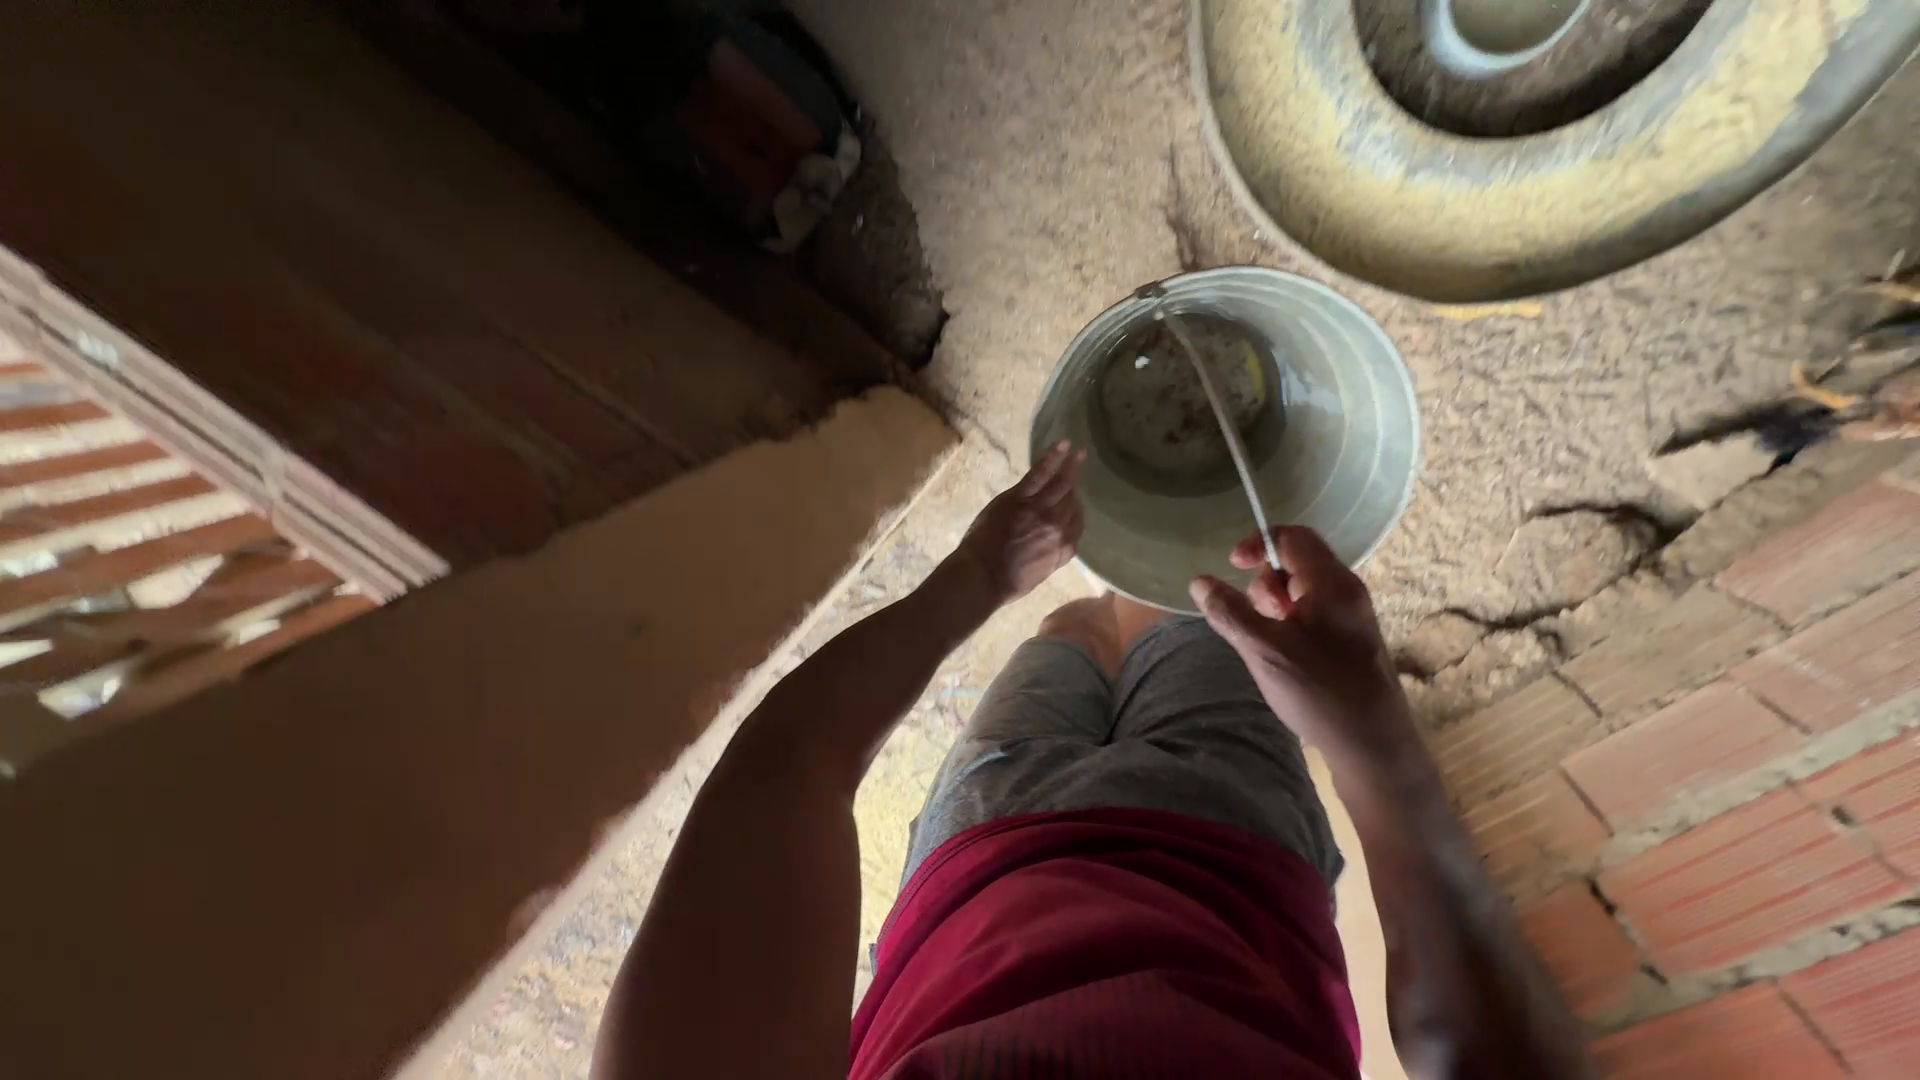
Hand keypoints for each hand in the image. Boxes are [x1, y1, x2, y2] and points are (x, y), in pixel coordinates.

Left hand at [950, 440, 1086, 604]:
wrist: (982, 576)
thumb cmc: (1006, 582)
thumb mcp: (1040, 571)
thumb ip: (1052, 553)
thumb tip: (1053, 542)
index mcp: (1064, 548)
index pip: (1077, 522)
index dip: (1073, 512)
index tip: (1071, 504)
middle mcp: (1059, 526)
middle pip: (1071, 501)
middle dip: (1070, 491)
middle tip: (1072, 476)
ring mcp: (1041, 509)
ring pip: (1061, 485)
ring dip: (1071, 467)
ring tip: (1079, 453)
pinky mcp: (1021, 498)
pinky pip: (1041, 474)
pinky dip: (1053, 458)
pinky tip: (1063, 444)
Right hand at [1188, 526, 1428, 782]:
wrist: (1373, 747)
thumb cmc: (1320, 693)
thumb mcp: (1264, 651)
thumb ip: (1230, 612)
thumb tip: (1200, 582)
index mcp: (1332, 584)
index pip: (1293, 536)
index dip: (1257, 544)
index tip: (1232, 568)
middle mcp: (1345, 592)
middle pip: (1295, 561)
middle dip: (1263, 583)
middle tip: (1256, 618)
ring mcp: (1349, 617)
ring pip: (1300, 589)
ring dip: (1273, 606)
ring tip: (1266, 641)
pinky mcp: (1347, 640)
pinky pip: (1309, 612)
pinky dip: (1287, 622)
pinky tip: (1280, 655)